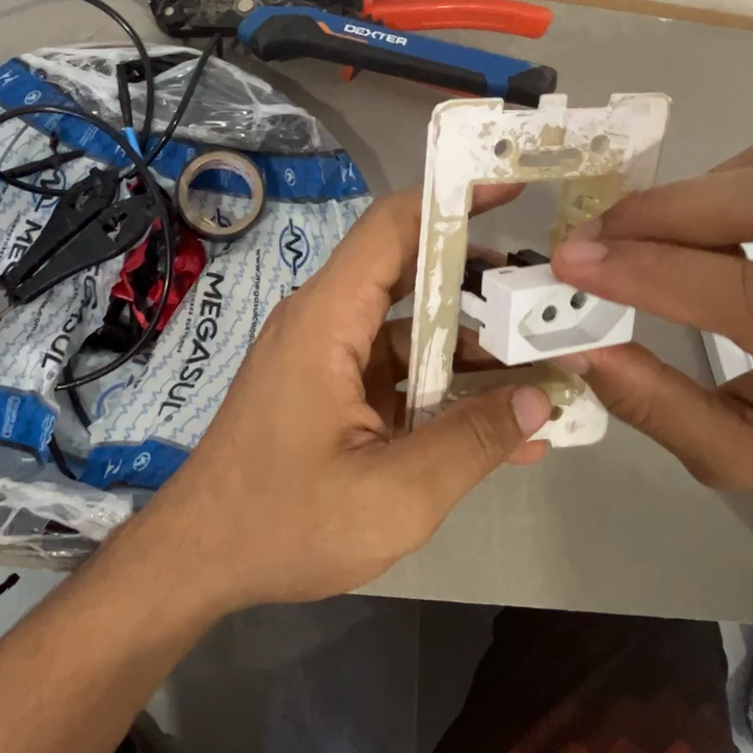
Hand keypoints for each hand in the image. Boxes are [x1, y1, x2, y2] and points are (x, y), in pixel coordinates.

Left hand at [113, 187, 551, 614]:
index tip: (516, 192)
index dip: (453, 200)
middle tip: (554, 305)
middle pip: (411, 279)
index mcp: (326, 321)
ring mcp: (323, 362)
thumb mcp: (393, 494)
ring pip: (409, 333)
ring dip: (473, 350)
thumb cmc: (284, 524)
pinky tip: (503, 425)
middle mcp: (322, 325)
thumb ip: (472, 441)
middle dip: (485, 287)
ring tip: (548, 367)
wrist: (198, 560)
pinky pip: (394, 377)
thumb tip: (542, 397)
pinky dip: (442, 392)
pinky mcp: (325, 396)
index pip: (392, 227)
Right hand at [550, 131, 752, 507]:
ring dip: (691, 194)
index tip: (575, 263)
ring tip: (635, 236)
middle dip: (672, 210)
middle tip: (595, 236)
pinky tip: (695, 225)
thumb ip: (659, 408)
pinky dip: (722, 182)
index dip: (664, 274)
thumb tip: (574, 346)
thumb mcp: (738, 460)